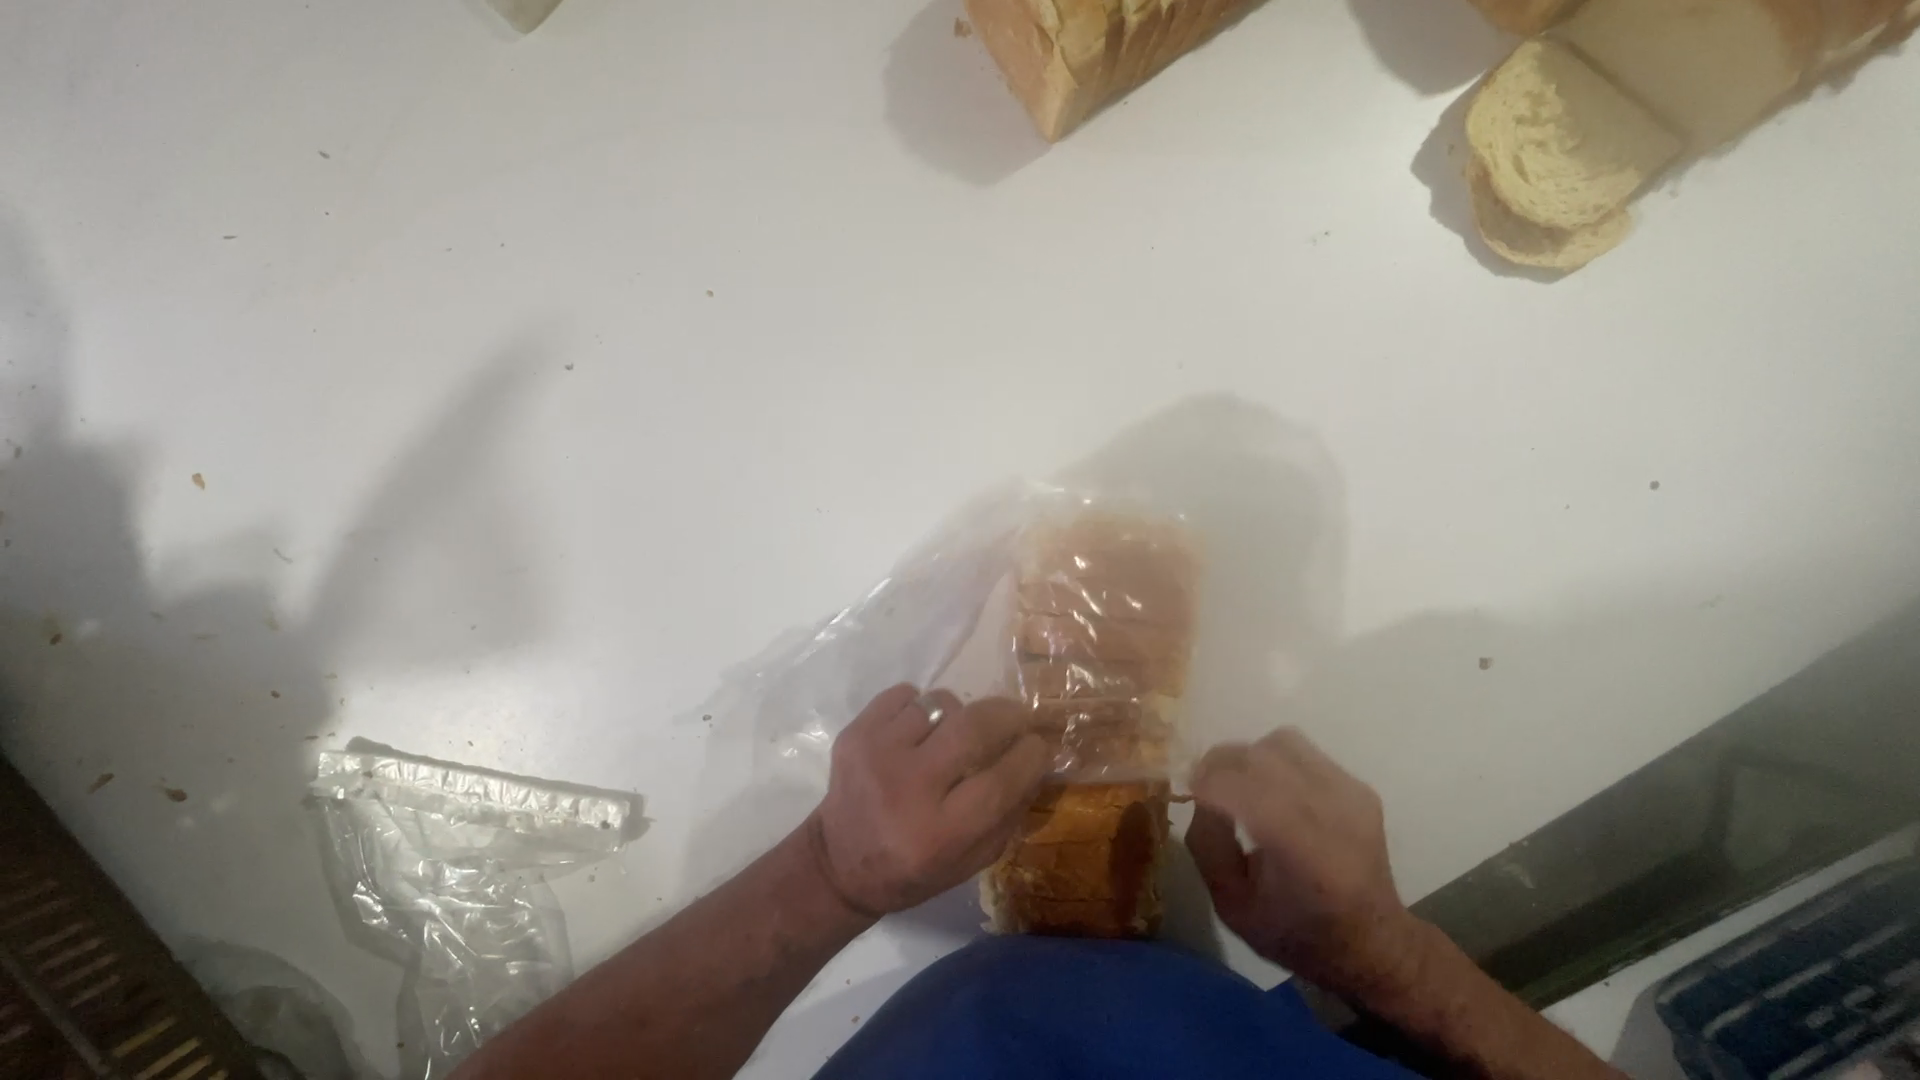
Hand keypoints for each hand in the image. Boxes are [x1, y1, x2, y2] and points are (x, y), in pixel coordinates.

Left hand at [808, 684, 1050, 917]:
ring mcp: (876, 755)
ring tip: (957, 732)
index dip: (1030, 756)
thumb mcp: (972, 860)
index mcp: (939, 835)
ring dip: (960, 712)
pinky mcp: (854, 733)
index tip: (1040, 745)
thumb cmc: (915, 869)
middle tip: (1018, 718)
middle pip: (973, 729)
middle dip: (1007, 716)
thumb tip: (1039, 759)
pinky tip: (919, 730)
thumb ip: (1010, 812)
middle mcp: (906, 790)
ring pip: (940, 702)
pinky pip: (905, 695)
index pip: (1000, 781)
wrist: (839, 863)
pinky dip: (921, 705)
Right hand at [1185, 728, 1416, 997]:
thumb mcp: (1232, 907)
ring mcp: (1350, 795)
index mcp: (1303, 853)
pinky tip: (1273, 792)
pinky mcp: (1359, 787)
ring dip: (1249, 758)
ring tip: (1240, 785)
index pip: (1241, 789)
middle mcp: (1333, 814)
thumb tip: (1201, 796)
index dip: (1205, 783)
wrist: (1373, 942)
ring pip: (1280, 742)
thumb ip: (1207, 846)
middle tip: (1206, 787)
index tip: (1188, 794)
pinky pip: (1302, 752)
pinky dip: (1275, 762)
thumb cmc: (1296, 933)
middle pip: (1258, 757)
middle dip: (1220, 765)